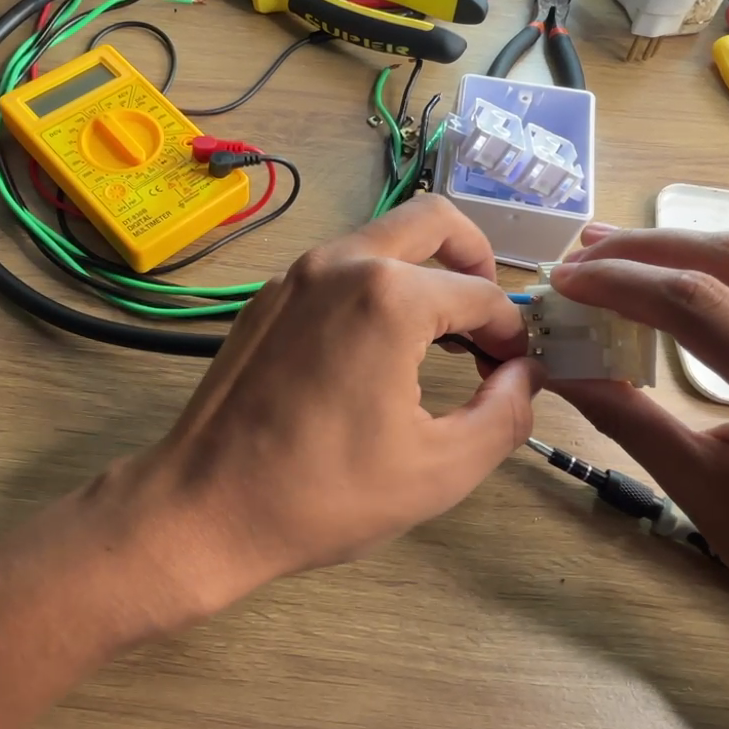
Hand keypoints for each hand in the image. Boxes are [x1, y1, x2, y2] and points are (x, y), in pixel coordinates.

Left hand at [93, 195, 544, 622]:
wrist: (204, 506)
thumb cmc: (324, 494)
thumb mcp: (439, 469)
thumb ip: (505, 414)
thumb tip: (524, 375)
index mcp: (388, 296)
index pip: (481, 293)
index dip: (511, 333)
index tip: (515, 371)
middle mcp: (339, 263)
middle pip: (432, 222)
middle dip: (476, 259)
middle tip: (486, 319)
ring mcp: (294, 274)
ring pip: (379, 238)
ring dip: (422, 271)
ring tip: (439, 338)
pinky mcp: (266, 296)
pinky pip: (337, 267)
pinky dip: (373, 285)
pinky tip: (376, 346)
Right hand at [545, 225, 728, 651]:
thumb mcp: (704, 494)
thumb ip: (628, 418)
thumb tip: (558, 370)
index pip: (700, 305)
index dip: (620, 283)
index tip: (565, 281)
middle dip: (647, 248)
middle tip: (583, 254)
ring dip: (685, 254)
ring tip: (618, 257)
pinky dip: (726, 280)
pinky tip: (682, 284)